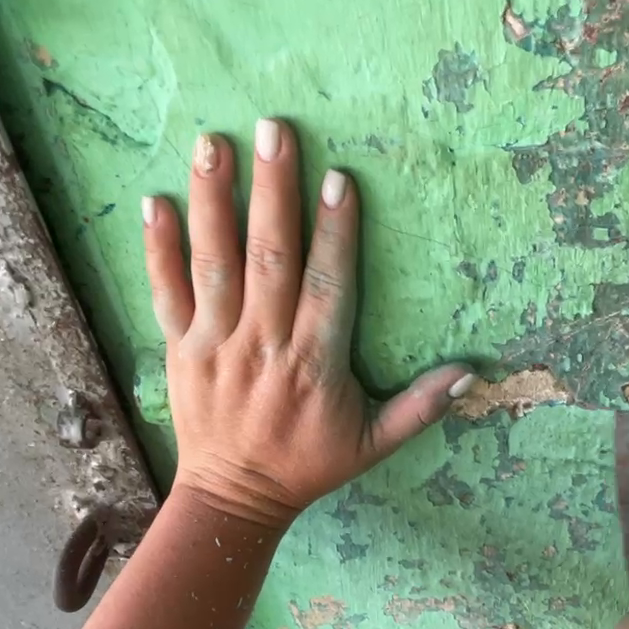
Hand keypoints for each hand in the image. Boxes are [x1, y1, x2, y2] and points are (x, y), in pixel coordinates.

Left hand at [143, 120, 473, 526]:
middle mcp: (263, 346)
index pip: (328, 287)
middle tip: (274, 130)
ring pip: (215, 265)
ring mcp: (215, 344)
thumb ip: (420, 407)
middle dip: (272, 193)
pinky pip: (167, 293)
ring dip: (213, 203)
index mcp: (314, 364)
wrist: (234, 499)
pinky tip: (155, 201)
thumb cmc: (308, 465)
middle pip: (270, 259)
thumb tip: (473, 374)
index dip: (335, 233)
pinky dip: (159, 248)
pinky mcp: (180, 350)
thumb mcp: (374, 444)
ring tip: (213, 144)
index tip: (339, 180)